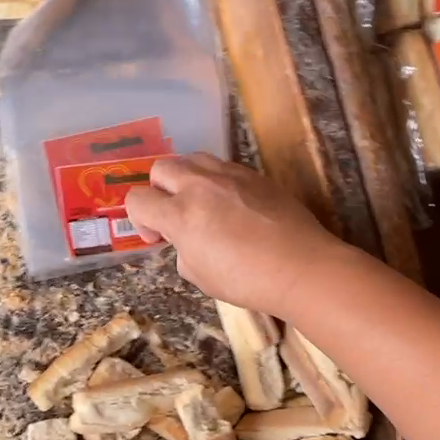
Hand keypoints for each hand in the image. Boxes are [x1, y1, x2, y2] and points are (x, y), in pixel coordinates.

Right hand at [123, 154, 352, 316]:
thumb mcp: (200, 276)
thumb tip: (186, 241)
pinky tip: (230, 205)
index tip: (157, 238)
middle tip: (173, 216)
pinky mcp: (255, 174)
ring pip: (192, 158)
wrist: (301, 267)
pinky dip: (215, 181)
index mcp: (181, 214)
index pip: (138, 199)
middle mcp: (200, 186)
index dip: (139, 219)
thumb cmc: (246, 280)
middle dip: (159, 191)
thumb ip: (183, 251)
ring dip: (186, 179)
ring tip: (200, 204)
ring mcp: (230, 175)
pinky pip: (222, 166)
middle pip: (161, 168)